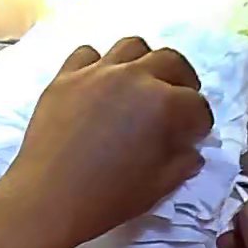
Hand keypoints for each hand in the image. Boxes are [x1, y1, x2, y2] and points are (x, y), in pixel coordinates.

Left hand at [0, 38, 214, 247]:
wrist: (47, 200)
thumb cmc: (105, 200)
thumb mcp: (154, 189)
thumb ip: (180, 166)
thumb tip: (191, 153)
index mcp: (163, 105)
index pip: (196, 106)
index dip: (200, 124)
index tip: (195, 136)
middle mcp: (134, 77)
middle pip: (171, 62)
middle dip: (183, 82)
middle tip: (180, 101)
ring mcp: (97, 72)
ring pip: (132, 47)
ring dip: (145, 62)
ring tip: (143, 84)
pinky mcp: (65, 78)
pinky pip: (88, 55)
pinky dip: (100, 65)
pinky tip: (100, 85)